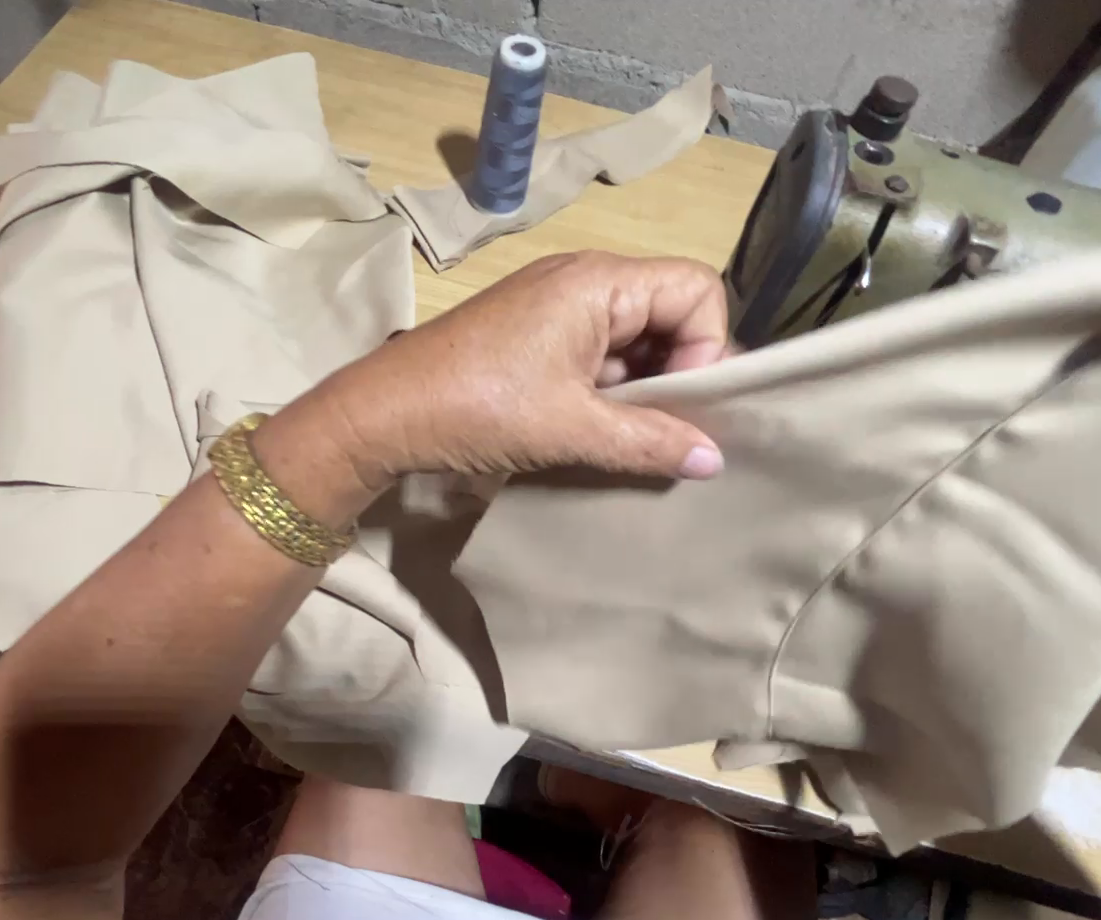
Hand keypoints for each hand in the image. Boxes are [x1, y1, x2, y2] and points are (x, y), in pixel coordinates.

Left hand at [273, 252, 730, 500]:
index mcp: (599, 281)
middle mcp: (582, 279)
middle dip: (676, 372)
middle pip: (667, 311)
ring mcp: (553, 305)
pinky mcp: (532, 333)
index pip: (697, 290)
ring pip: (631, 336)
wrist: (385, 413)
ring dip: (640, 386)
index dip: (707, 347)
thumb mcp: (571, 428)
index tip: (683, 406)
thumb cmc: (479, 409)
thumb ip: (649, 441)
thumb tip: (715, 460)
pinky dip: (606, 387)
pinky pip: (595, 351)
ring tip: (626, 435)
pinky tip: (593, 426)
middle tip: (664, 429)